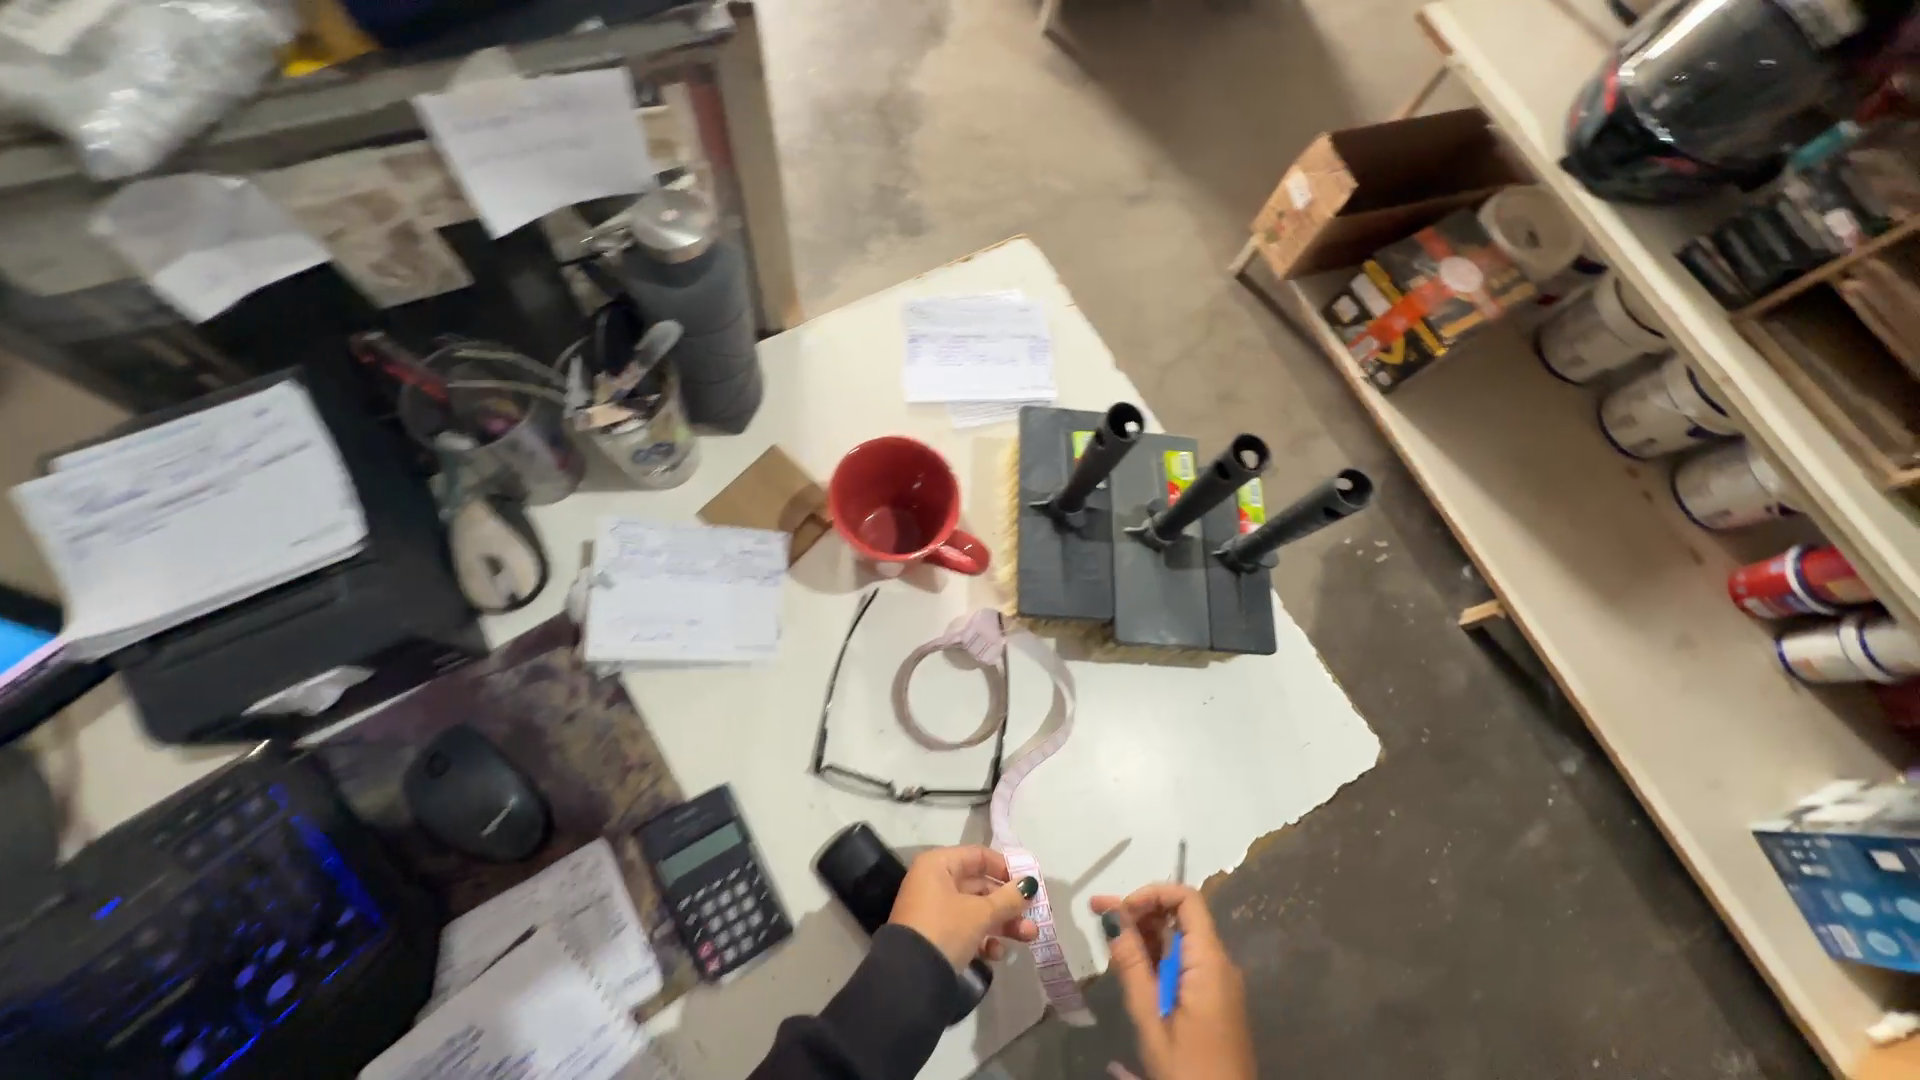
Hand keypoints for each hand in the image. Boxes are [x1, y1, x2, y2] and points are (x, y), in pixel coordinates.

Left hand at [888, 845, 1039, 968]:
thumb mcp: (980, 913)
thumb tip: (1030, 884)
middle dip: (1009, 904)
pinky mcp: (936, 936)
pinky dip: (983, 939)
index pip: (979, 856)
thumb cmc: (945, 929)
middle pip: (980, 886)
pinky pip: (965, 929)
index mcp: (939, 865)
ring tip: (1028, 937)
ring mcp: (934, 910)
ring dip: (1002, 923)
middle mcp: (934, 882)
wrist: (909, 978)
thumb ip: (1008, 898)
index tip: (1028, 885)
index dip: (1005, 869)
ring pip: (976, 910)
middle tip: (1034, 917)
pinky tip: (996, 954)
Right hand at [1092, 885, 1254, 1079]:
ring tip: (1108, 940)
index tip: (1119, 911)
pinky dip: (1158, 957)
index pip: (1187, 900)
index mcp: (1209, 963)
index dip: (1151, 894)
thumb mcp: (1151, 1020)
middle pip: (1181, 916)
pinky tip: (1131, 966)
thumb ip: (1132, 966)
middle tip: (1098, 916)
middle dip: (1140, 911)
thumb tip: (1113, 918)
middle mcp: (1220, 964)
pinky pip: (1186, 962)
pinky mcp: (1214, 999)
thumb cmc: (1188, 1072)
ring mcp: (1219, 982)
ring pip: (1181, 940)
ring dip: (1146, 934)